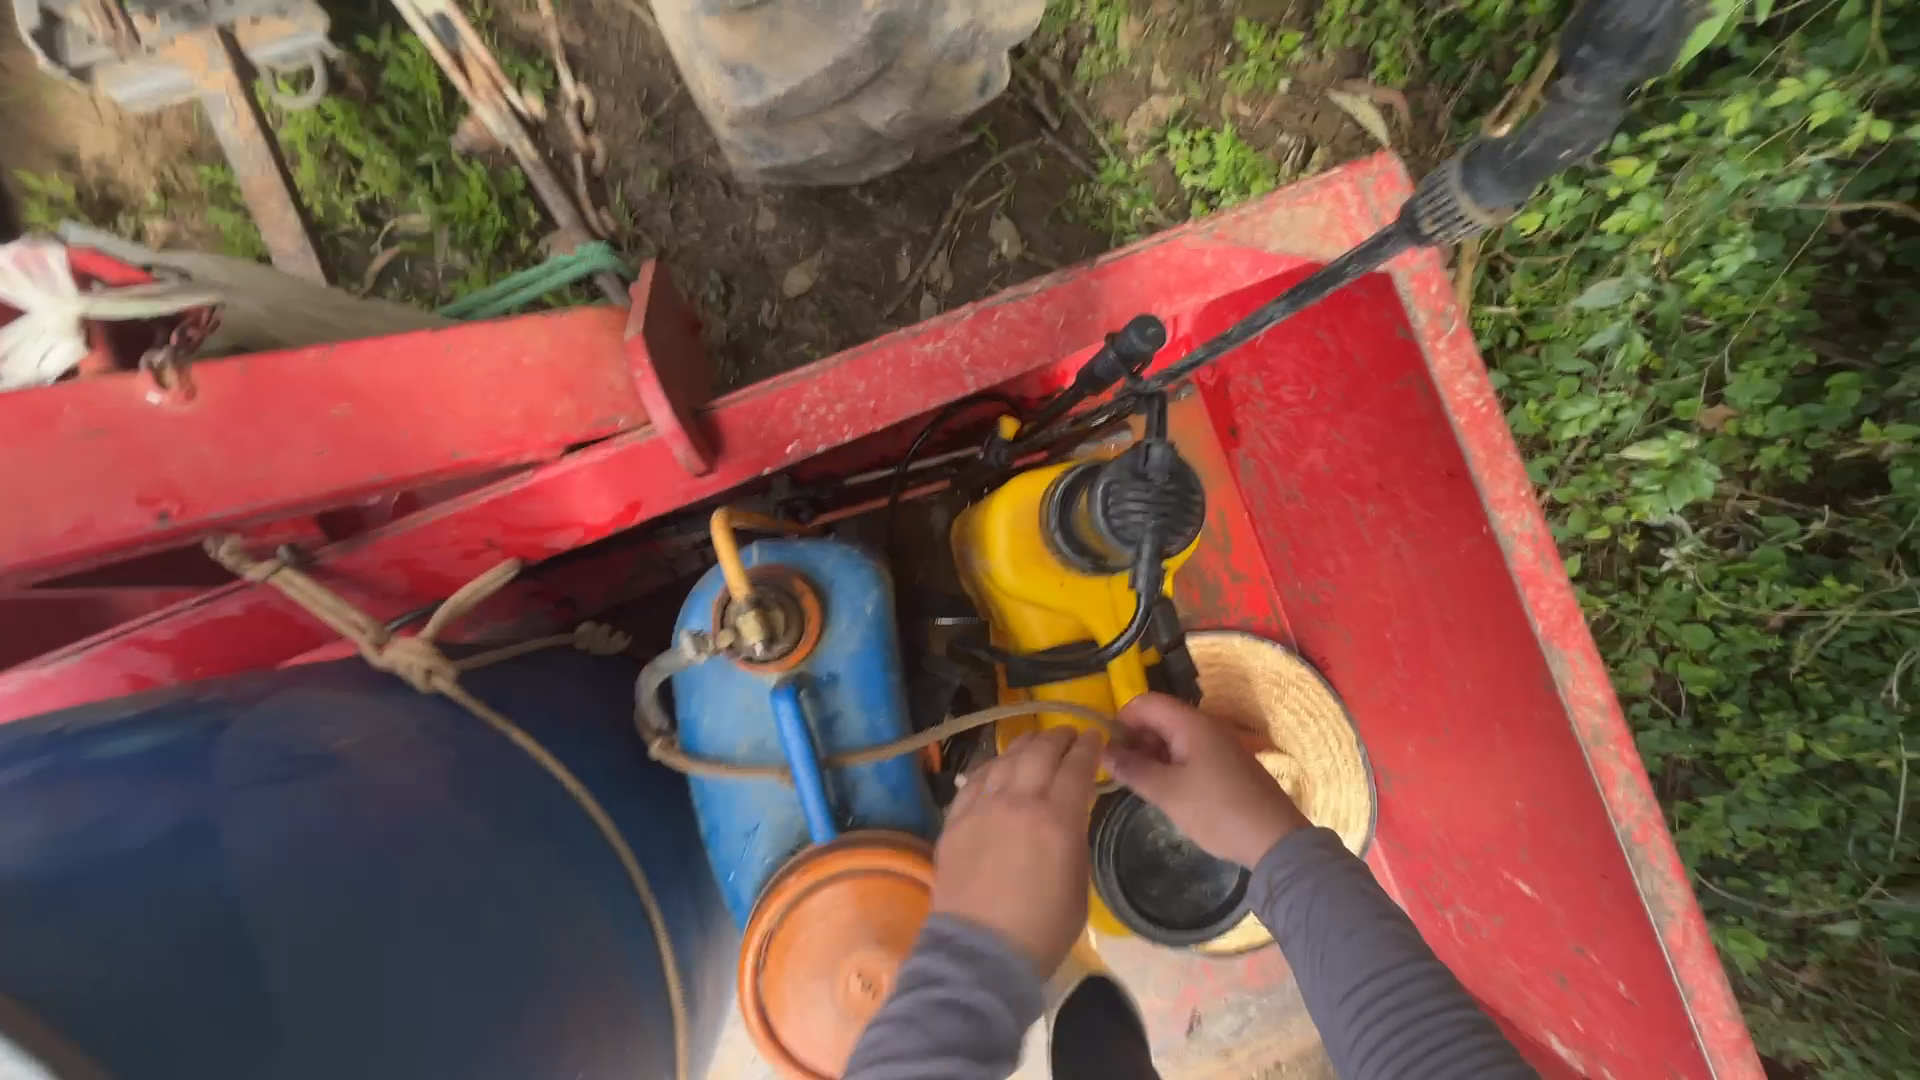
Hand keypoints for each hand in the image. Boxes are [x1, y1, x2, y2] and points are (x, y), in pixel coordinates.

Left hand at [932, 727, 1101, 974]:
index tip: (1095, 736)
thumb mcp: (1078, 883)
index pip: (1076, 767)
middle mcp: (1018, 801)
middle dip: (1059, 737)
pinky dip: (992, 766)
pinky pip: (976, 779)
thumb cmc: (1042, 929)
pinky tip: (998, 765)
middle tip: (1068, 734)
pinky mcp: (956, 818)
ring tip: (1035, 742)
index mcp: (1056, 819)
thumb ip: (1075, 837)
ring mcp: (982, 806)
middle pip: (1040, 752)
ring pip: (1005, 758)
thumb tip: (1071, 811)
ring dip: (1025, 745)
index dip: (1088, 747)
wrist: (981, 953)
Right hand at [1104, 692, 1309, 867]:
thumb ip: (1132, 768)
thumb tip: (1102, 751)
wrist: (1276, 840)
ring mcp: (1219, 744)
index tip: (1109, 749)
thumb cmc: (1217, 811)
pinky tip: (1168, 790)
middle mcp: (1205, 725)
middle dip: (1136, 739)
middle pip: (1159, 717)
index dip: (1122, 720)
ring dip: (1153, 754)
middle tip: (1123, 771)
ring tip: (1142, 784)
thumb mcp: (1167, 792)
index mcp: (1190, 723)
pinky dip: (1172, 764)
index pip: (1145, 702)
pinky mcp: (1227, 763)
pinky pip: (1190, 751)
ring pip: (1174, 736)